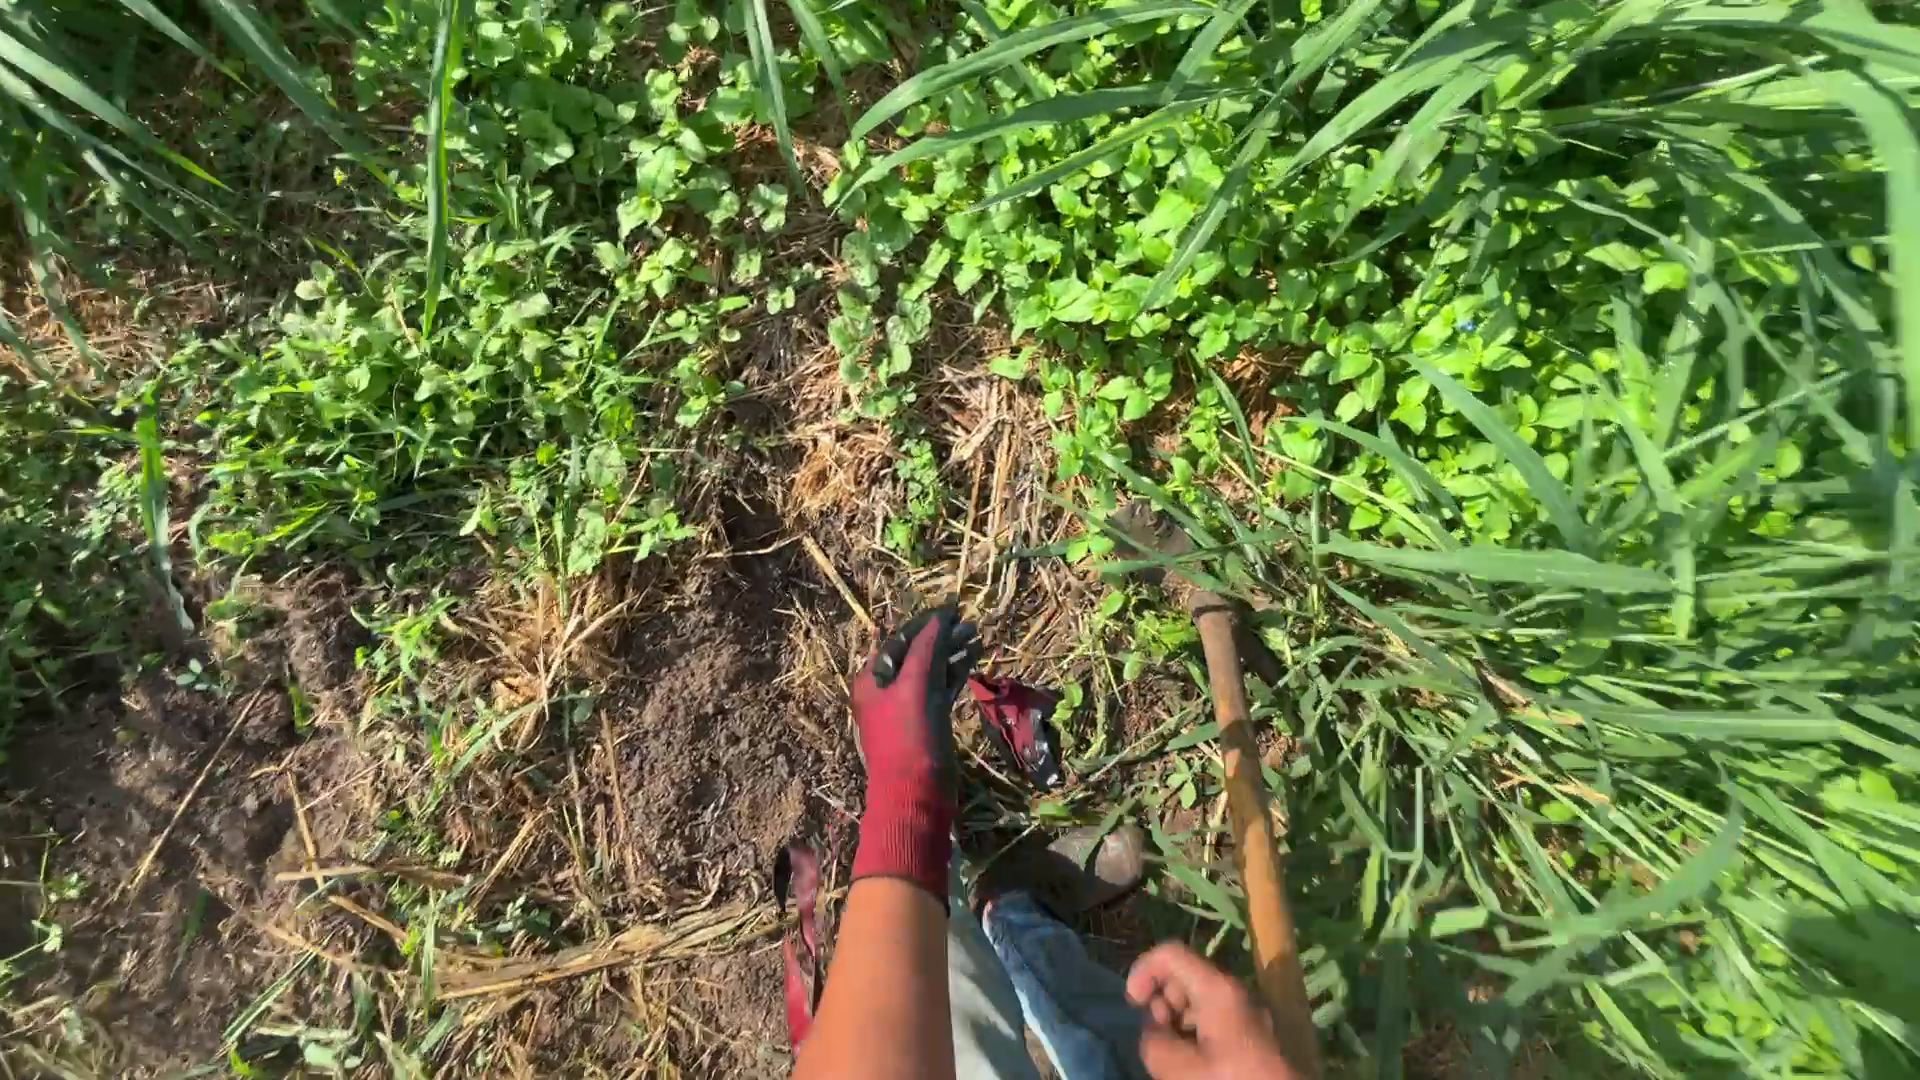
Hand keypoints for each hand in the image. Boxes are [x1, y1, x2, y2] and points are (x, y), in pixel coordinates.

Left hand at [848, 607, 978, 899]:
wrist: (914, 796)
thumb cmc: (909, 739)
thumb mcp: (915, 688)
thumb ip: (926, 650)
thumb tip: (939, 619)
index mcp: (873, 679)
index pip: (900, 639)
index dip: (925, 623)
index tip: (952, 608)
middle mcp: (887, 689)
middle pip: (917, 652)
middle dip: (942, 636)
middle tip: (969, 622)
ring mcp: (908, 705)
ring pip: (932, 669)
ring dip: (952, 652)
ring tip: (977, 635)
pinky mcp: (928, 720)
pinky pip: (942, 687)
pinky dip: (956, 672)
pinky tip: (974, 657)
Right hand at [1127, 944, 1302, 1079]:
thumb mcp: (1179, 1070)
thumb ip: (1153, 1042)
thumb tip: (1153, 1031)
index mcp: (1217, 988)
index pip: (1170, 953)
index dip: (1142, 971)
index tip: (1133, 1005)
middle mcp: (1234, 992)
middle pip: (1184, 975)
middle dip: (1161, 1000)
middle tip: (1157, 1035)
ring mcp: (1247, 1014)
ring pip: (1198, 999)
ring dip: (1176, 1020)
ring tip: (1173, 1055)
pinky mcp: (1253, 1038)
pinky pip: (1214, 1020)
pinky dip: (1194, 1033)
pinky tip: (1193, 1064)